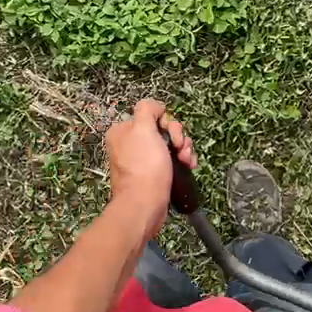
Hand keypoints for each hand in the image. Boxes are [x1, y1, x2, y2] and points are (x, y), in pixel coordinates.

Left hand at [103, 99, 196, 238]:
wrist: (145, 204)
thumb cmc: (144, 166)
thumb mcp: (143, 129)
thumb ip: (147, 109)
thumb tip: (156, 107)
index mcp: (123, 131)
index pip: (152, 115)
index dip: (167, 122)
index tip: (172, 136)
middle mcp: (131, 144)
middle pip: (163, 129)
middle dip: (178, 137)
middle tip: (181, 149)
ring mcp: (142, 160)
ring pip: (171, 144)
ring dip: (184, 149)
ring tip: (187, 162)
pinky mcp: (153, 174)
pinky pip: (171, 159)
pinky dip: (182, 161)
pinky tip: (188, 166)